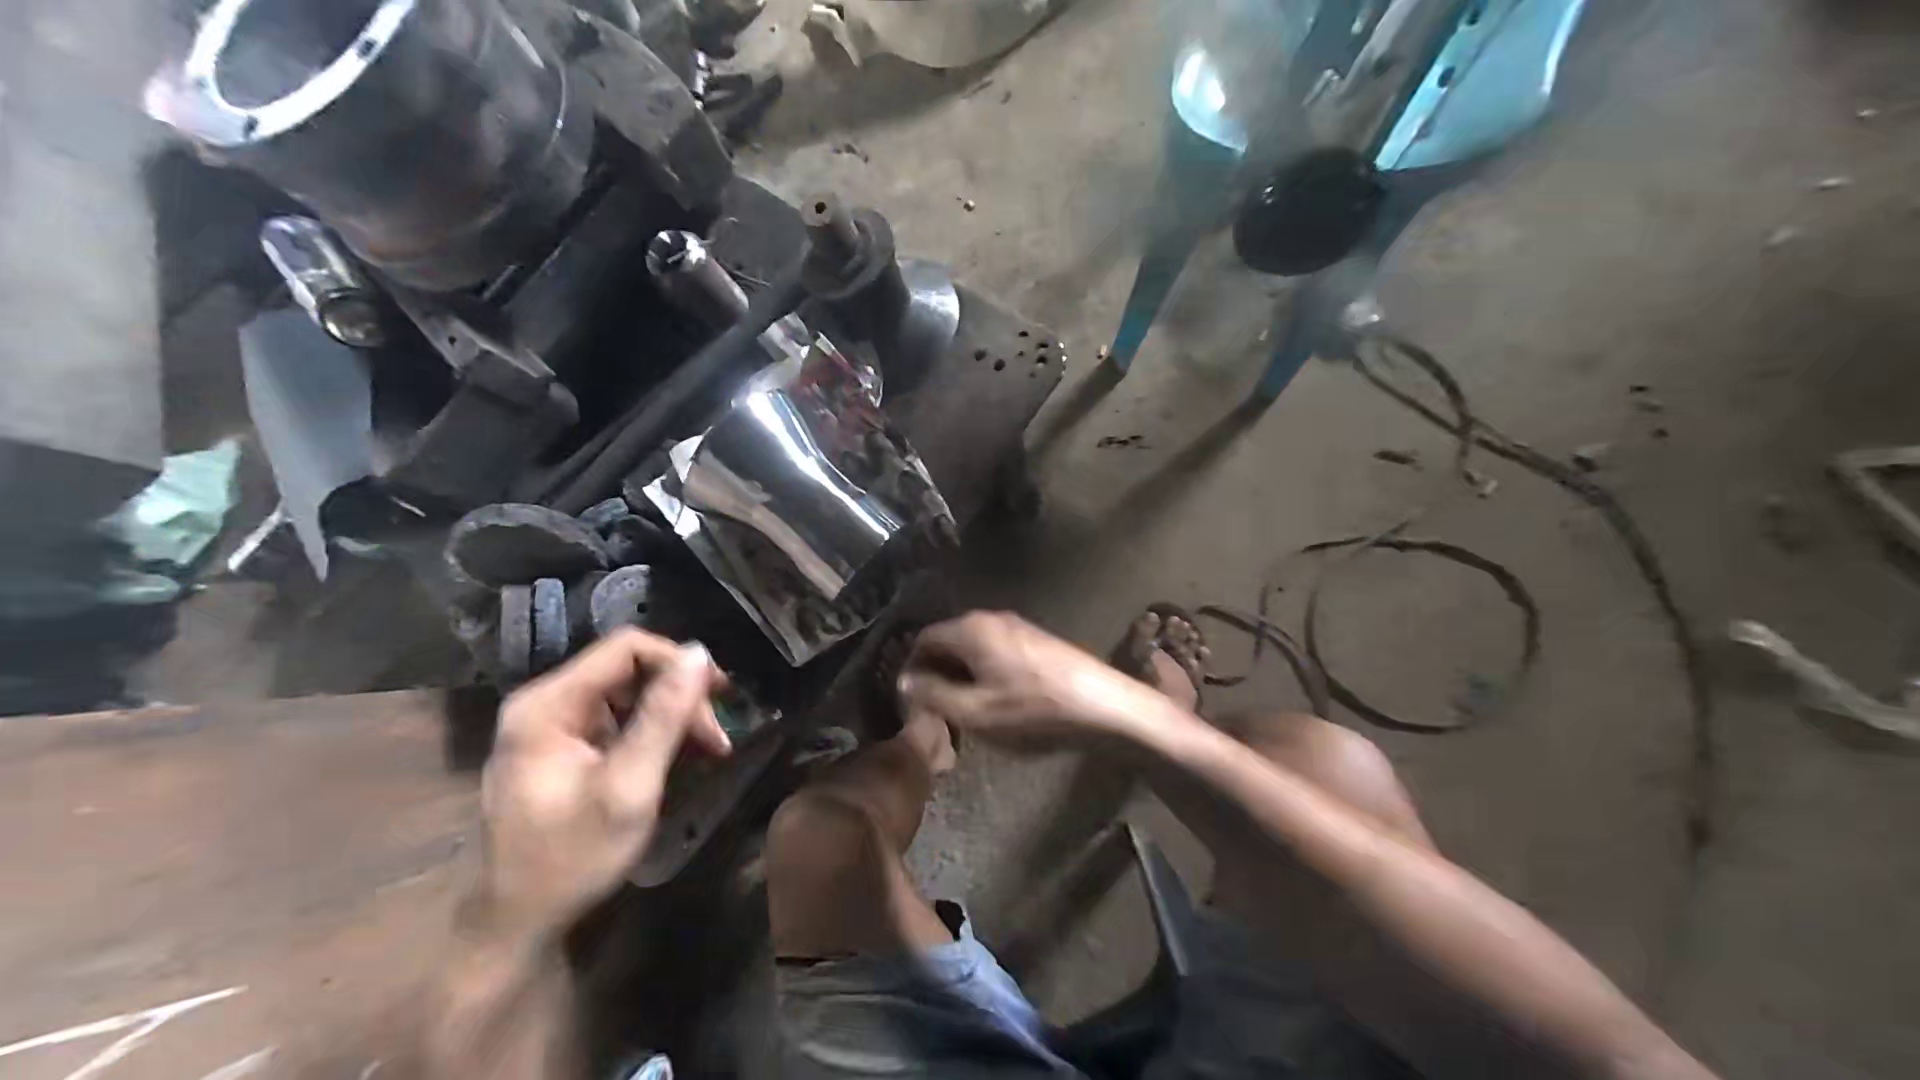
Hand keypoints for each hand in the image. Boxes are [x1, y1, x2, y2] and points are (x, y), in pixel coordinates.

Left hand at [474, 629, 731, 940]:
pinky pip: (616, 719)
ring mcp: (550, 725)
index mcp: (548, 704)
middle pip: (628, 670)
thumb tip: (700, 653)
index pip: (626, 648)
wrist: (514, 924)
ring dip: (672, 715)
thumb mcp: (628, 786)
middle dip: (679, 696)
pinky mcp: (560, 746)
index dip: (678, 662)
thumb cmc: (571, 858)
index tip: (719, 694)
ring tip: (708, 749)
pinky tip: (677, 757)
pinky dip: (652, 733)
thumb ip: (664, 716)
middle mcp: (544, 703)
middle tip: (716, 736)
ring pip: (628, 693)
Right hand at [897, 611, 1171, 743]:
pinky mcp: (1033, 638)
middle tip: (933, 706)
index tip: (909, 697)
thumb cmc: (1033, 708)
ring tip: (960, 706)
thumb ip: (934, 695)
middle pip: (947, 639)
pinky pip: (992, 648)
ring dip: (959, 672)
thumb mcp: (975, 711)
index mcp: (971, 628)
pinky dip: (981, 669)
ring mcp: (1015, 625)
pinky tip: (991, 696)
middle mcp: (989, 617)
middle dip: (935, 670)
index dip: (911, 667)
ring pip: (971, 645)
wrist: (1100, 701)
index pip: (923, 639)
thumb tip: (905, 681)